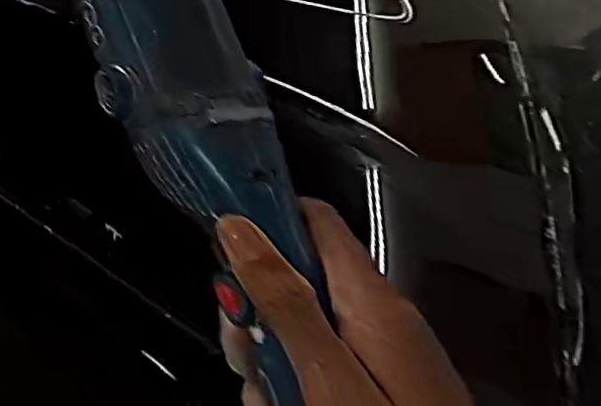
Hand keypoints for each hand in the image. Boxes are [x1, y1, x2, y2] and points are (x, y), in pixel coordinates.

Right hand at [217, 200, 470, 405]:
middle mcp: (380, 320)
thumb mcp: (330, 379)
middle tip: (241, 340)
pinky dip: (288, 374)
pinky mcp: (376, 388)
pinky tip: (285, 400)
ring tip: (266, 389)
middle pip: (291, 272)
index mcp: (374, 303)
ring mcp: (380, 358)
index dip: (261, 214)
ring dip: (261, 344)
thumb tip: (236, 225)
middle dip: (250, 298)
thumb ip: (284, 299)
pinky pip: (313, 356)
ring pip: (293, 318)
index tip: (219, 237)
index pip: (311, 217)